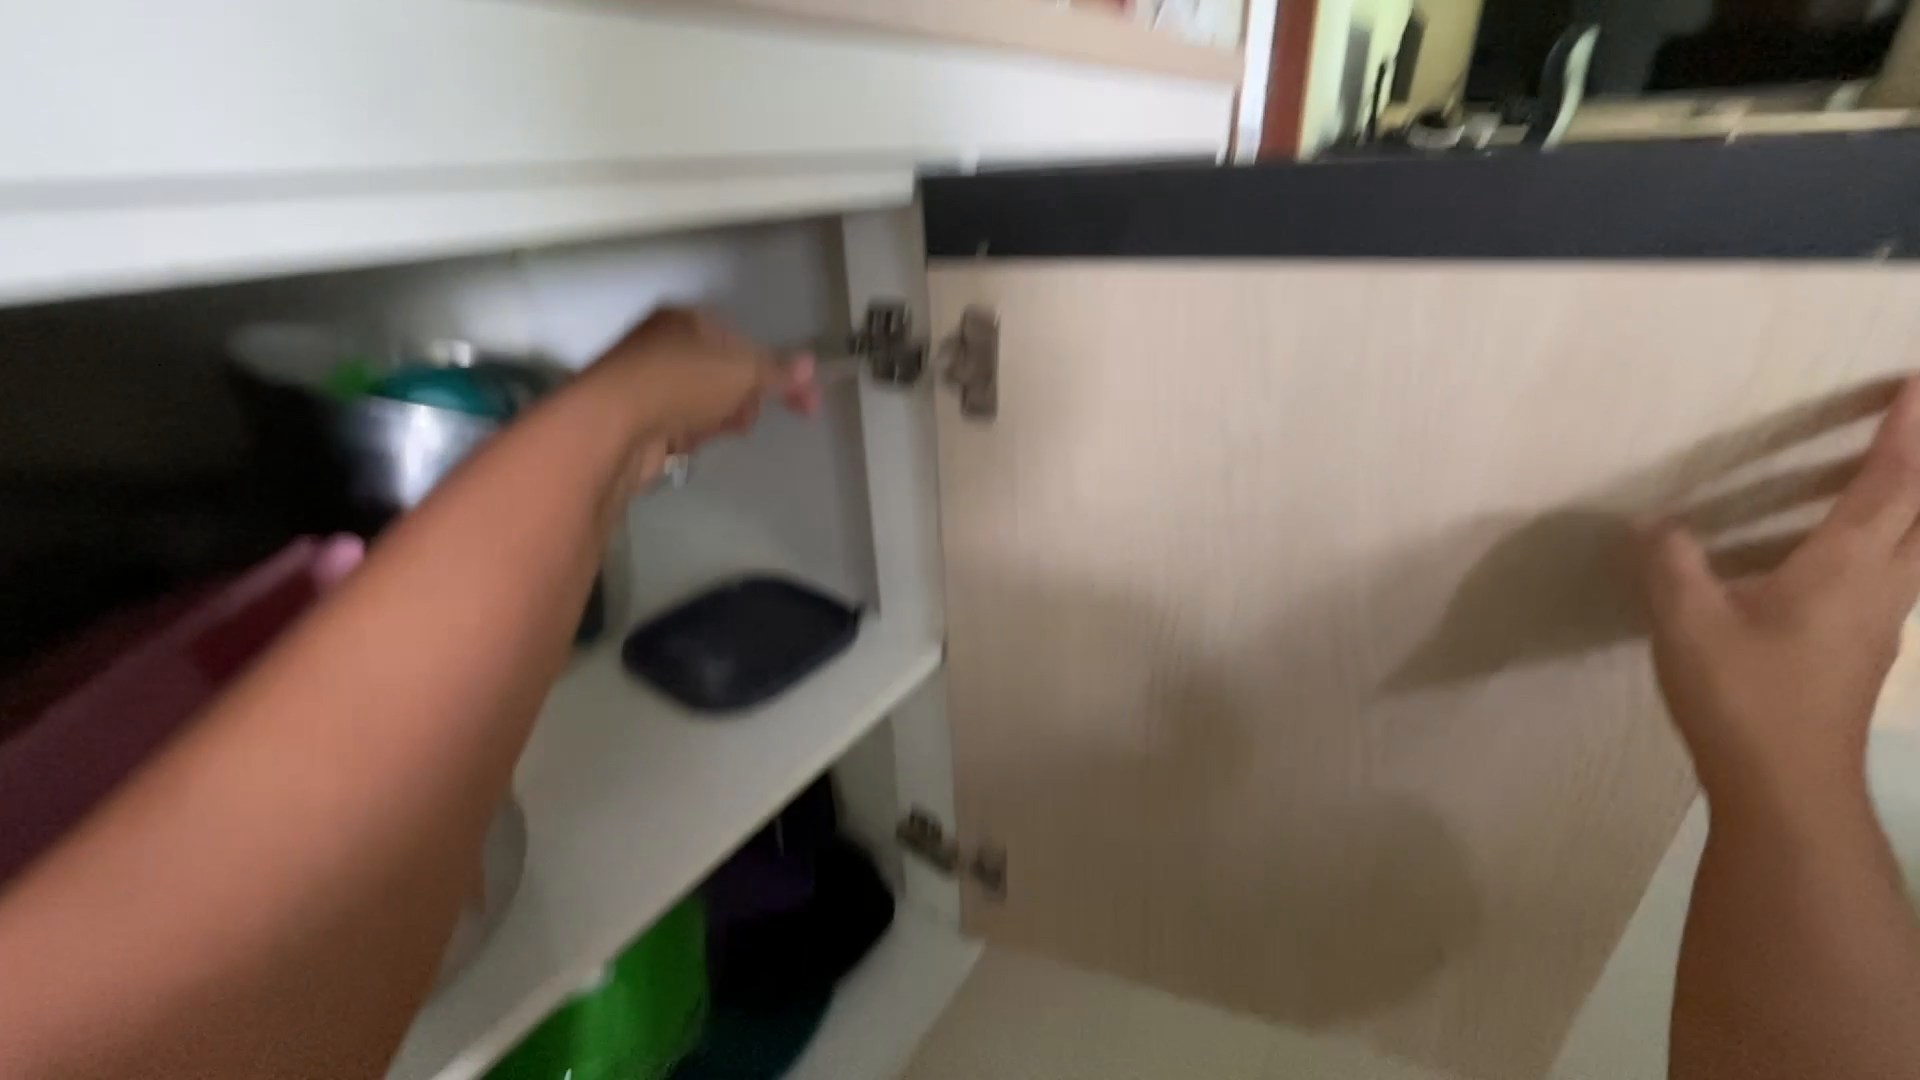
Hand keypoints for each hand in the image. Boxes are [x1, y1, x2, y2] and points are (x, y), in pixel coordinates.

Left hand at [588, 308, 819, 487]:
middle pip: (727, 374)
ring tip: (721, 428)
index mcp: (687, 319)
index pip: (745, 342)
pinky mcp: (641, 417)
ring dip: (723, 417)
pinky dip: (696, 432)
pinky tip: (693, 440)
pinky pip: (685, 424)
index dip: (777, 371)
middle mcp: (666, 344)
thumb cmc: (680, 383)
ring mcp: (651, 382)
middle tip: (750, 414)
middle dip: (747, 398)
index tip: (804, 402)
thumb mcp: (742, 371)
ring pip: (708, 403)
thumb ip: (778, 372)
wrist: (613, 426)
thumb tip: (810, 365)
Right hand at [1641, 376, 1919, 822]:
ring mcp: (1880, 617)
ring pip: (1918, 543)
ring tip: (1887, 473)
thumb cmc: (1740, 692)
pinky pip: (1892, 571)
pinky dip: (1885, 537)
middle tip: (1911, 423)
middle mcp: (1882, 585)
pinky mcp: (1861, 642)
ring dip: (1912, 501)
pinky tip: (1835, 549)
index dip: (1908, 432)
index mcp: (1845, 569)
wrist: (1784, 777)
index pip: (1894, 485)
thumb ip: (1671, 564)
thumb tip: (1661, 524)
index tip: (1916, 383)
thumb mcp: (1685, 621)